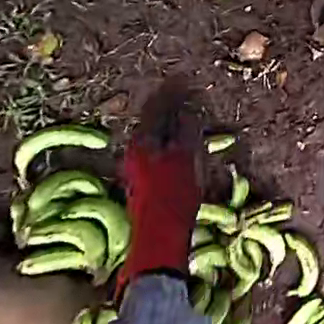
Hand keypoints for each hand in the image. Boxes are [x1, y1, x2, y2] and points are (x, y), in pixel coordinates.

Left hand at [117, 84, 203, 295]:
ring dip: (172, 127)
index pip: (157, 107)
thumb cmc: (173, 195)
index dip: (173, 93)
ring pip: (156, 138)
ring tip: (189, 117)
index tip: (185, 81)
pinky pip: (159, 151)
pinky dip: (171, 142)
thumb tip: (188, 109)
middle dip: (171, 109)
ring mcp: (136, 169)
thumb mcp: (186, 157)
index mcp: (141, 142)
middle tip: (188, 95)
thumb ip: (187, 129)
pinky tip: (184, 144)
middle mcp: (134, 153)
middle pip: (153, 122)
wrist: (159, 242)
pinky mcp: (144, 184)